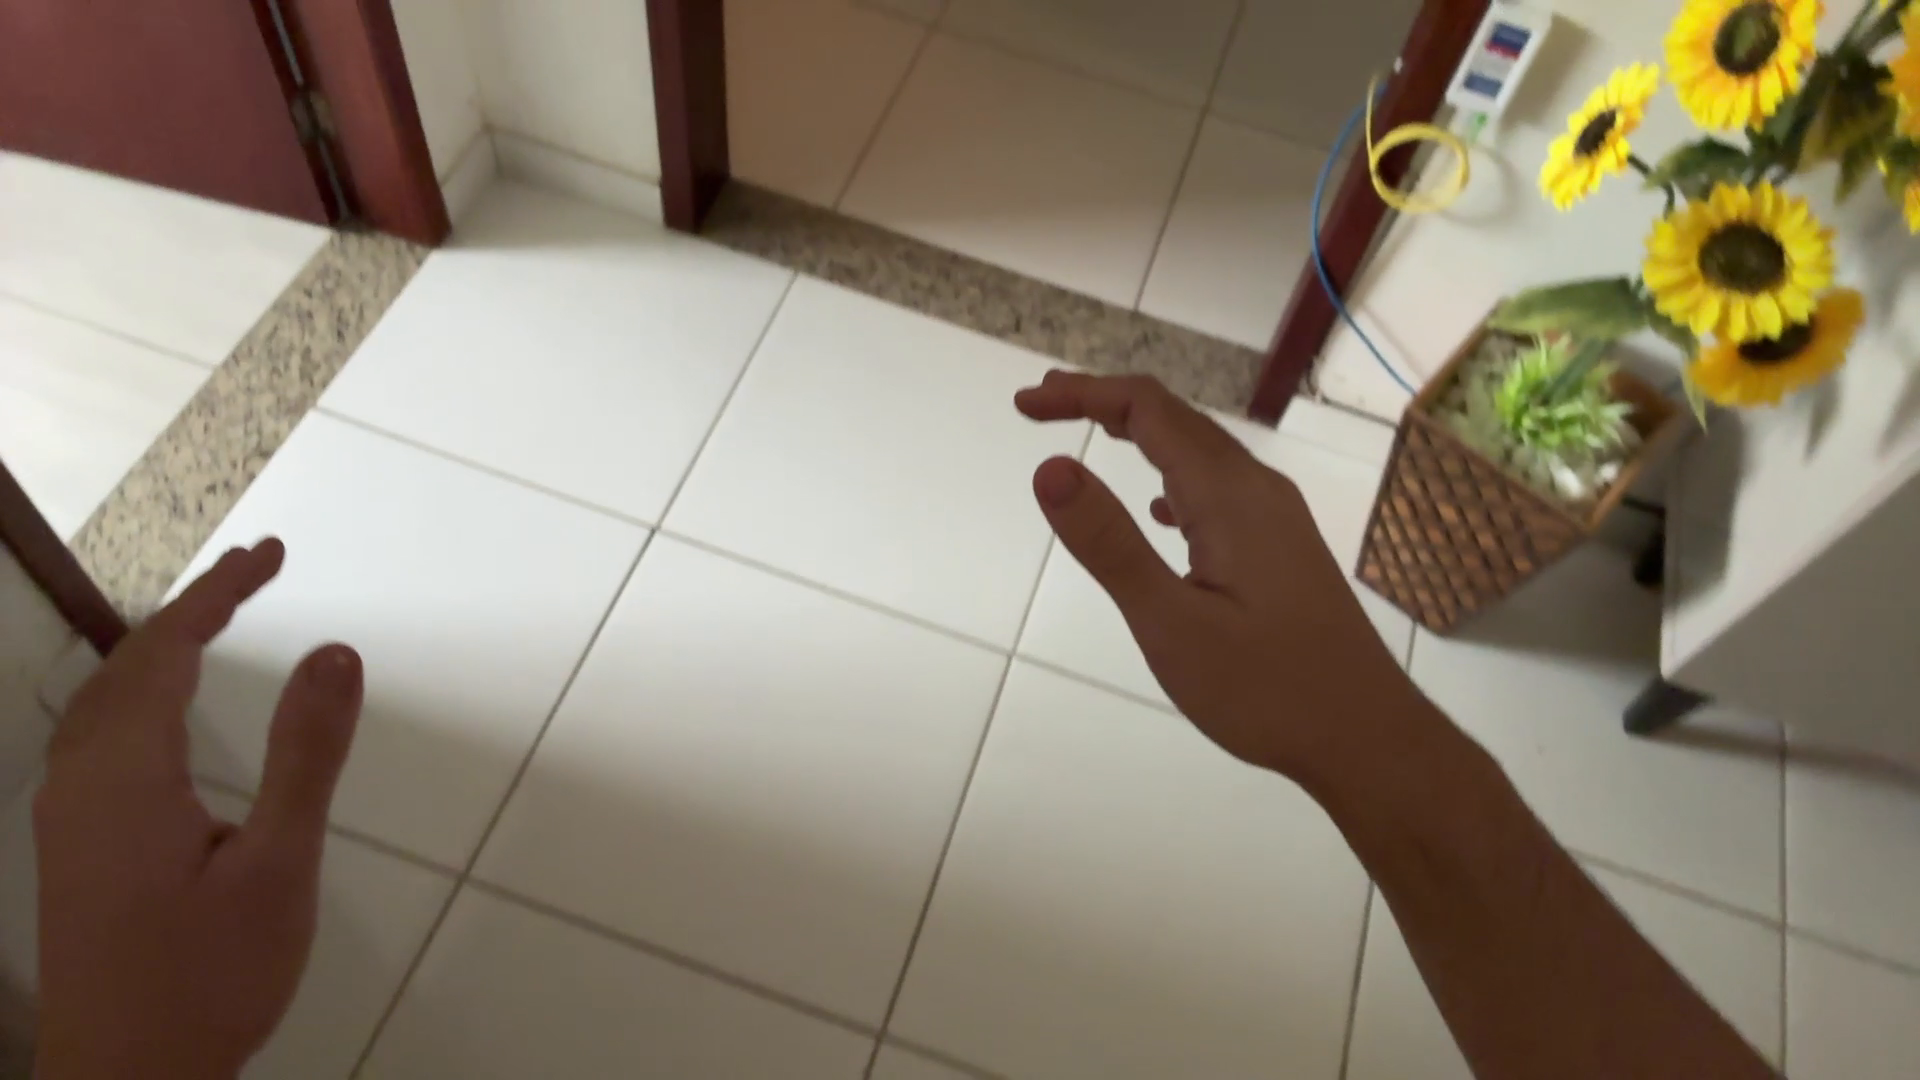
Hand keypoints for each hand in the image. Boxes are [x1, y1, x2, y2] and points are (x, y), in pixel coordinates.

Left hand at [32, 540, 361, 1079]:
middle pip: (126, 669)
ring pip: (107, 701)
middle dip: (193, 606)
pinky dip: (149, 685)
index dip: (217, 597)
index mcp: (125, 782)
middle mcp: (81, 787)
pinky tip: (174, 696)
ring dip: (166, 642)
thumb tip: (337, 652)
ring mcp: (74, 817)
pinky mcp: (85, 841)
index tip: (273, 554)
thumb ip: (309, 752)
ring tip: (224, 609)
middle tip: (260, 565)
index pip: (164, 658)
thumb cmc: (214, 971)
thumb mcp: (280, 859)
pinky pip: (107, 733)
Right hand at [1016, 372, 1423, 782]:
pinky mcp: (1279, 546)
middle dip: (1103, 401)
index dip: (1082, 395)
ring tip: (1089, 431)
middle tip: (1041, 404)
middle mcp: (1256, 488)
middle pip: (1173, 418)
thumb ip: (1109, 543)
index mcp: (1228, 495)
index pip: (1147, 410)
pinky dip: (1170, 476)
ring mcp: (1274, 516)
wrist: (1367, 737)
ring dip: (1137, 433)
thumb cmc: (1264, 688)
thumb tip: (1049, 467)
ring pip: (1197, 450)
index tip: (1026, 405)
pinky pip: (1216, 488)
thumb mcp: (1169, 622)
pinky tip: (1159, 509)